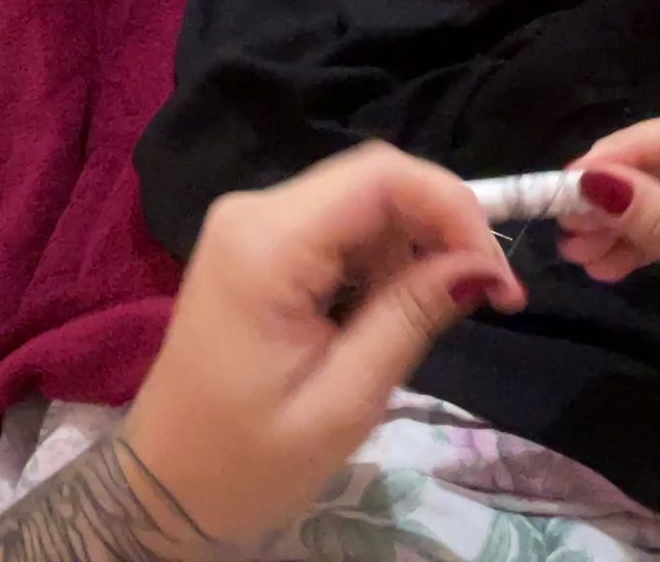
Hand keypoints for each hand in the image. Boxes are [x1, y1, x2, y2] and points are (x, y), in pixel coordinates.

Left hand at [122, 143, 526, 546]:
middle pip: (372, 179)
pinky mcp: (258, 239)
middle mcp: (255, 209)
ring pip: (362, 198)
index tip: (496, 271)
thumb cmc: (246, 462)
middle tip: (486, 292)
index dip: (451, 204)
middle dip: (439, 223)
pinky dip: (380, 253)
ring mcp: (253, 220)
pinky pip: (338, 222)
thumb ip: (412, 315)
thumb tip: (483, 263)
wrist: (163, 483)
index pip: (378, 176)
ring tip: (433, 310)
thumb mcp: (344, 400)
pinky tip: (389, 303)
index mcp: (266, 243)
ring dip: (413, 242)